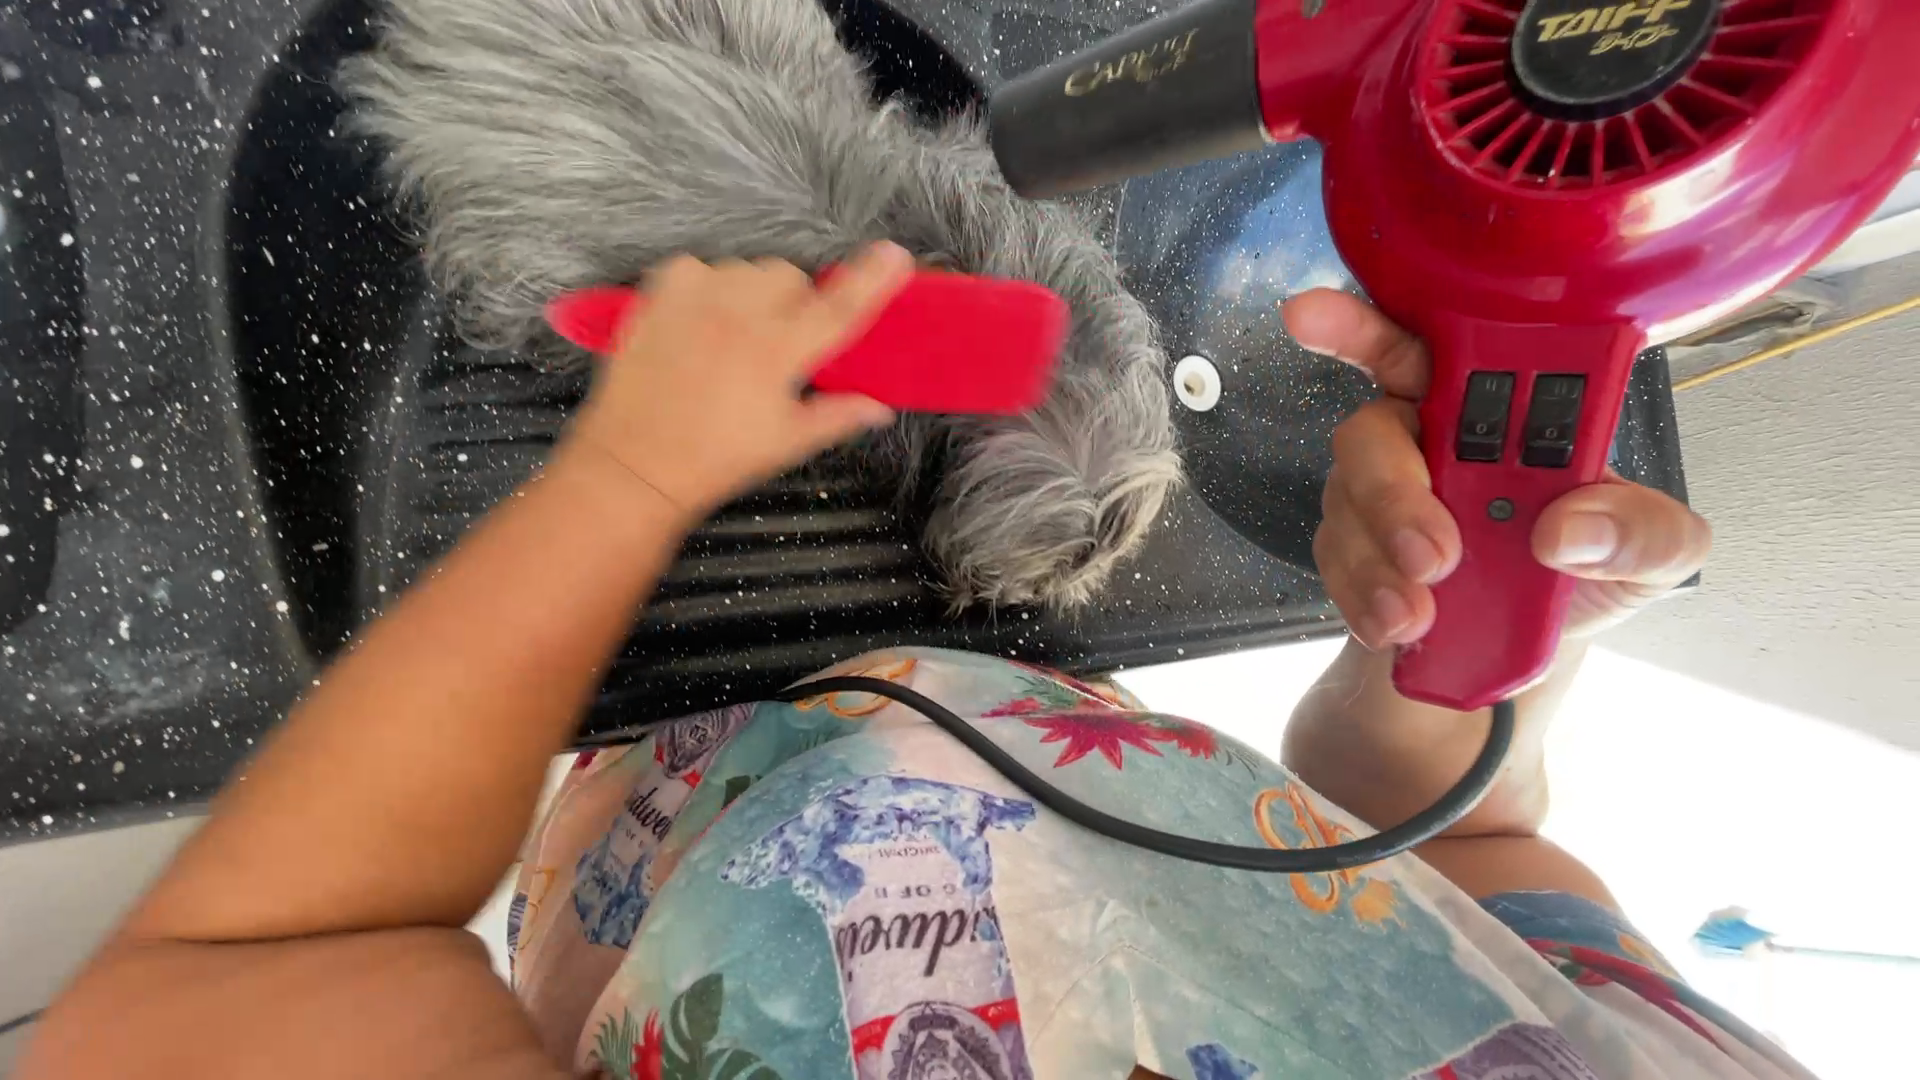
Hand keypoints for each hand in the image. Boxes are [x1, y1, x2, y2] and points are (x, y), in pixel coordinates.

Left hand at [562, 243, 913, 518]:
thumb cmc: (720, 458)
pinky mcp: (658, 297)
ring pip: (746, 269)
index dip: (871, 280)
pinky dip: (711, 286)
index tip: (895, 254)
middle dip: (798, 302)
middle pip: (790, 276)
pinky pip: (699, 267)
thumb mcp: (788, 443)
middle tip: (787, 342)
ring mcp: (693, 300)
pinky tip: (706, 319)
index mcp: (776, 353)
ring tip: (742, 333)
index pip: (837, 309)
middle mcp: (737, 315)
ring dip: (756, 293)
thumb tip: (881, 408)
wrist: (636, 464)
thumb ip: (838, 416)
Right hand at [1282, 289, 1712, 649]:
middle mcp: (1420, 442)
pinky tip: (1392, 625)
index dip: (1358, 327)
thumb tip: (1569, 530)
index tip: (1306, 313)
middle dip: (1389, 491)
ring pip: (1344, 507)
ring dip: (1376, 563)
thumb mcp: (1655, 551)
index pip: (1417, 347)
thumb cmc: (1585, 572)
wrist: (1526, 645)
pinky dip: (1361, 598)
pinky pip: (1335, 565)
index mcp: (1488, 409)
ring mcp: (1373, 499)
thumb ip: (1641, 531)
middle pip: (1369, 435)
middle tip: (1432, 553)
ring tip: (1418, 616)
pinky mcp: (1350, 552)